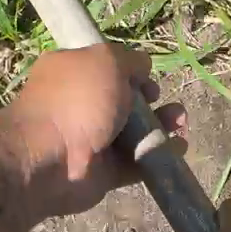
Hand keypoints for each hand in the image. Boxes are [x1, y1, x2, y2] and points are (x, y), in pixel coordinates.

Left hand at [1, 44, 186, 218]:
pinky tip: (178, 148)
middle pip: (126, 103)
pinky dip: (159, 155)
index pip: (108, 69)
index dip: (133, 73)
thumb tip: (144, 67)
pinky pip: (137, 162)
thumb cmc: (76, 101)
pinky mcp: (105, 171)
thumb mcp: (106, 62)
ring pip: (136, 133)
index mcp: (74, 73)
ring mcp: (94, 141)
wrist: (50, 159)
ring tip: (181, 126)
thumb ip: (130, 60)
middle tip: (171, 108)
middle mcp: (82, 106)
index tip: (148, 81)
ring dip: (162, 128)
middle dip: (154, 103)